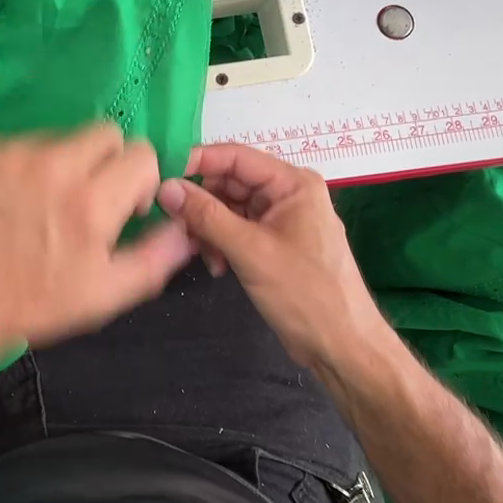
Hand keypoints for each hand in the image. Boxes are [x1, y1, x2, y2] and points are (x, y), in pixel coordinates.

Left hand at [0, 122, 195, 353]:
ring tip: (44, 208)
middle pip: (107, 133)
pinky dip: (30, 167)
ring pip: (64, 139)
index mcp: (91, 202)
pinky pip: (25, 145)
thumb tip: (186, 229)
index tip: (125, 209)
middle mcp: (54, 166)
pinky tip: (13, 204)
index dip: (141, 182)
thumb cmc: (29, 304)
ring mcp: (14, 154)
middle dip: (110, 162)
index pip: (142, 154)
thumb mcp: (103, 295)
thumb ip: (155, 258)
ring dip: (68, 165)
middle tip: (91, 200)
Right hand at [155, 143, 385, 367]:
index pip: (235, 156)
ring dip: (209, 227)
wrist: (341, 346)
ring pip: (229, 207)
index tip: (161, 177)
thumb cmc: (305, 293)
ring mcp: (281, 219)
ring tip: (201, 254)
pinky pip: (236, 229)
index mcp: (292, 183)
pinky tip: (216, 266)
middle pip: (229, 182)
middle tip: (175, 226)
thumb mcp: (250, 251)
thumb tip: (166, 188)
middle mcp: (287, 193)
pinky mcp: (274, 243)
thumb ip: (206, 216)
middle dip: (201, 203)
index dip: (197, 162)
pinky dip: (221, 242)